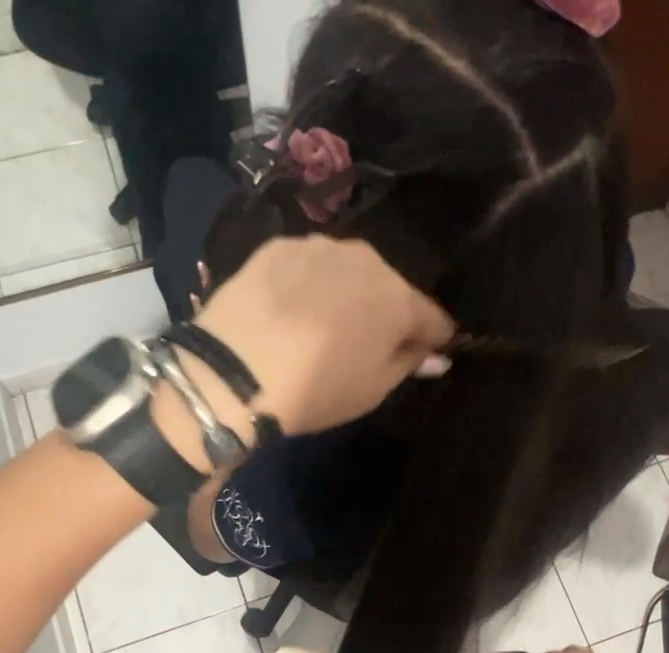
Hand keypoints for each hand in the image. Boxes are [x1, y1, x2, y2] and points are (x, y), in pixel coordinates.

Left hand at [192, 236, 454, 434]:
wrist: (234, 371)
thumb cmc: (316, 389)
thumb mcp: (372, 390)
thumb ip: (408, 364)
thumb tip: (435, 355)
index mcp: (398, 298)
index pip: (433, 317)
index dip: (433, 339)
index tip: (425, 355)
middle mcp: (365, 259)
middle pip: (388, 287)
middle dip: (384, 312)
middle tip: (362, 345)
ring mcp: (318, 246)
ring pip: (345, 272)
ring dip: (343, 294)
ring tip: (319, 327)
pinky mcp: (276, 247)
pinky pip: (305, 266)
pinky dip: (304, 285)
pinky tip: (285, 312)